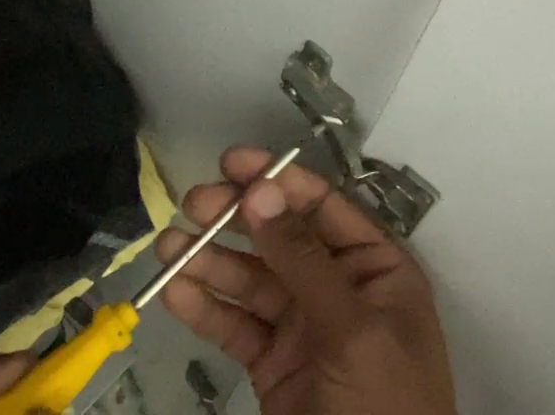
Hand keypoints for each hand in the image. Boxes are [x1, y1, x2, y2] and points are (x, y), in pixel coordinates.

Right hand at [154, 146, 456, 414]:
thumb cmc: (385, 405)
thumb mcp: (354, 330)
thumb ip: (303, 260)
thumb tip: (261, 191)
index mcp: (375, 270)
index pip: (322, 208)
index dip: (278, 180)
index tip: (231, 163)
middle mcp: (337, 288)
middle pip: (277, 236)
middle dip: (234, 218)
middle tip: (193, 204)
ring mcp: (301, 325)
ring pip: (248, 278)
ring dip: (208, 260)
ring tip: (168, 250)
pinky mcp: (272, 362)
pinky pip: (234, 323)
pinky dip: (204, 308)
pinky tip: (175, 294)